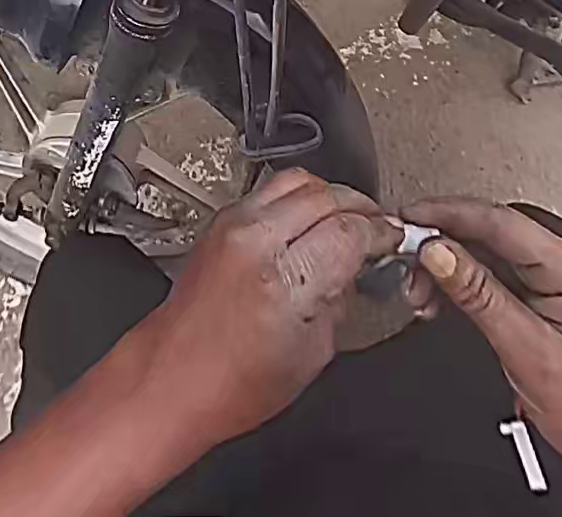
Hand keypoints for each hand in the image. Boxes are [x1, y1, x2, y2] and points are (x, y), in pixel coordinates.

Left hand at [131, 169, 401, 446]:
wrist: (171, 378)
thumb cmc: (231, 383)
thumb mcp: (313, 351)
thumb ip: (341, 296)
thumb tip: (359, 261)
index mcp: (284, 279)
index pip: (350, 230)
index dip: (380, 232)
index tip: (391, 238)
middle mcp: (256, 240)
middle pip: (328, 196)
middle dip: (361, 208)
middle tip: (376, 225)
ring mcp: (235, 223)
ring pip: (299, 179)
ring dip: (331, 194)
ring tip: (346, 215)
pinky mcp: (223, 219)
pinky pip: (272, 188)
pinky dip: (300, 196)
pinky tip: (310, 218)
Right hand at [404, 198, 561, 515]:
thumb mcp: (531, 354)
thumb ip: (480, 296)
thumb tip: (438, 252)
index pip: (499, 220)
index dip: (448, 214)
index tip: (411, 219)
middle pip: (488, 231)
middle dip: (441, 241)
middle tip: (406, 256)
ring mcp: (550, 281)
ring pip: (484, 252)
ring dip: (446, 265)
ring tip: (419, 289)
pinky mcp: (536, 298)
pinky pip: (488, 275)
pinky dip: (457, 283)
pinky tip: (438, 298)